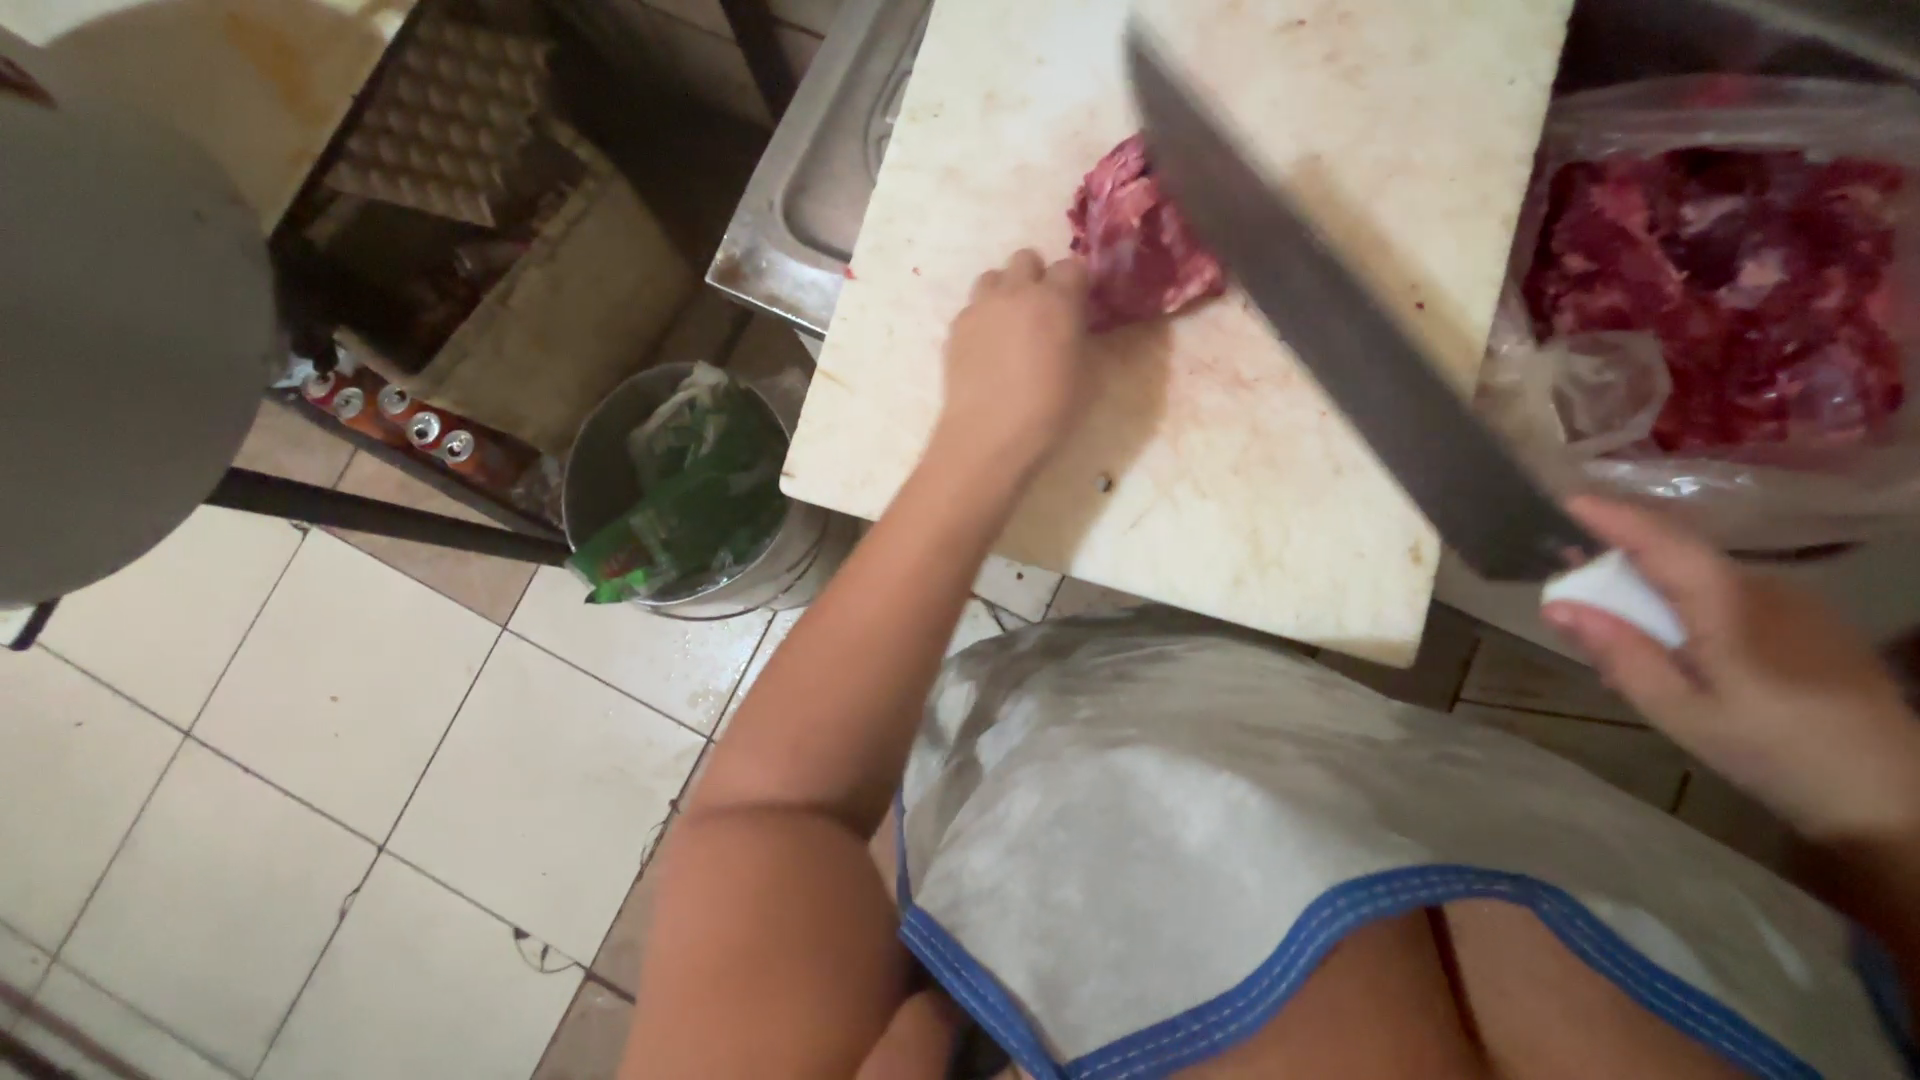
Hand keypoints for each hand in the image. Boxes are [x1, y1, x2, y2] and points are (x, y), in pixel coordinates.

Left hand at [928, 250, 1092, 475]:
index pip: (1072, 266)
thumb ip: (1084, 339)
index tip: (1078, 305)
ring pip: (993, 277)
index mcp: (1057, 300)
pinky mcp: (955, 328)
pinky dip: (982, 318)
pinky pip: (972, 308)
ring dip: (1005, 291)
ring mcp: (980, 307)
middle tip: (1042, 311)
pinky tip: (987, 349)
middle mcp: (1016, 292)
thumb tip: (1079, 327)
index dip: (1076, 284)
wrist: (988, 436)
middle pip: (1026, 258)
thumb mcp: (1088, 377)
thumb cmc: (1049, 411)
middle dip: (1037, 277)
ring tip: (1010, 324)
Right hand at [1543, 496, 1919, 844]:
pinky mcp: (1812, 623)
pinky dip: (1687, 608)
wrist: (1893, 793)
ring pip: (1704, 580)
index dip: (1617, 518)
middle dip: (1621, 560)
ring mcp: (1797, 604)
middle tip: (1570, 582)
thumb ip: (1619, 654)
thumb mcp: (1680, 712)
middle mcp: (1768, 589)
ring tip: (1615, 630)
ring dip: (1653, 590)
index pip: (1665, 543)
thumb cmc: (1773, 753)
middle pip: (1680, 558)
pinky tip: (1673, 648)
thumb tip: (1558, 606)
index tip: (1570, 500)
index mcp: (1733, 606)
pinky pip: (1732, 598)